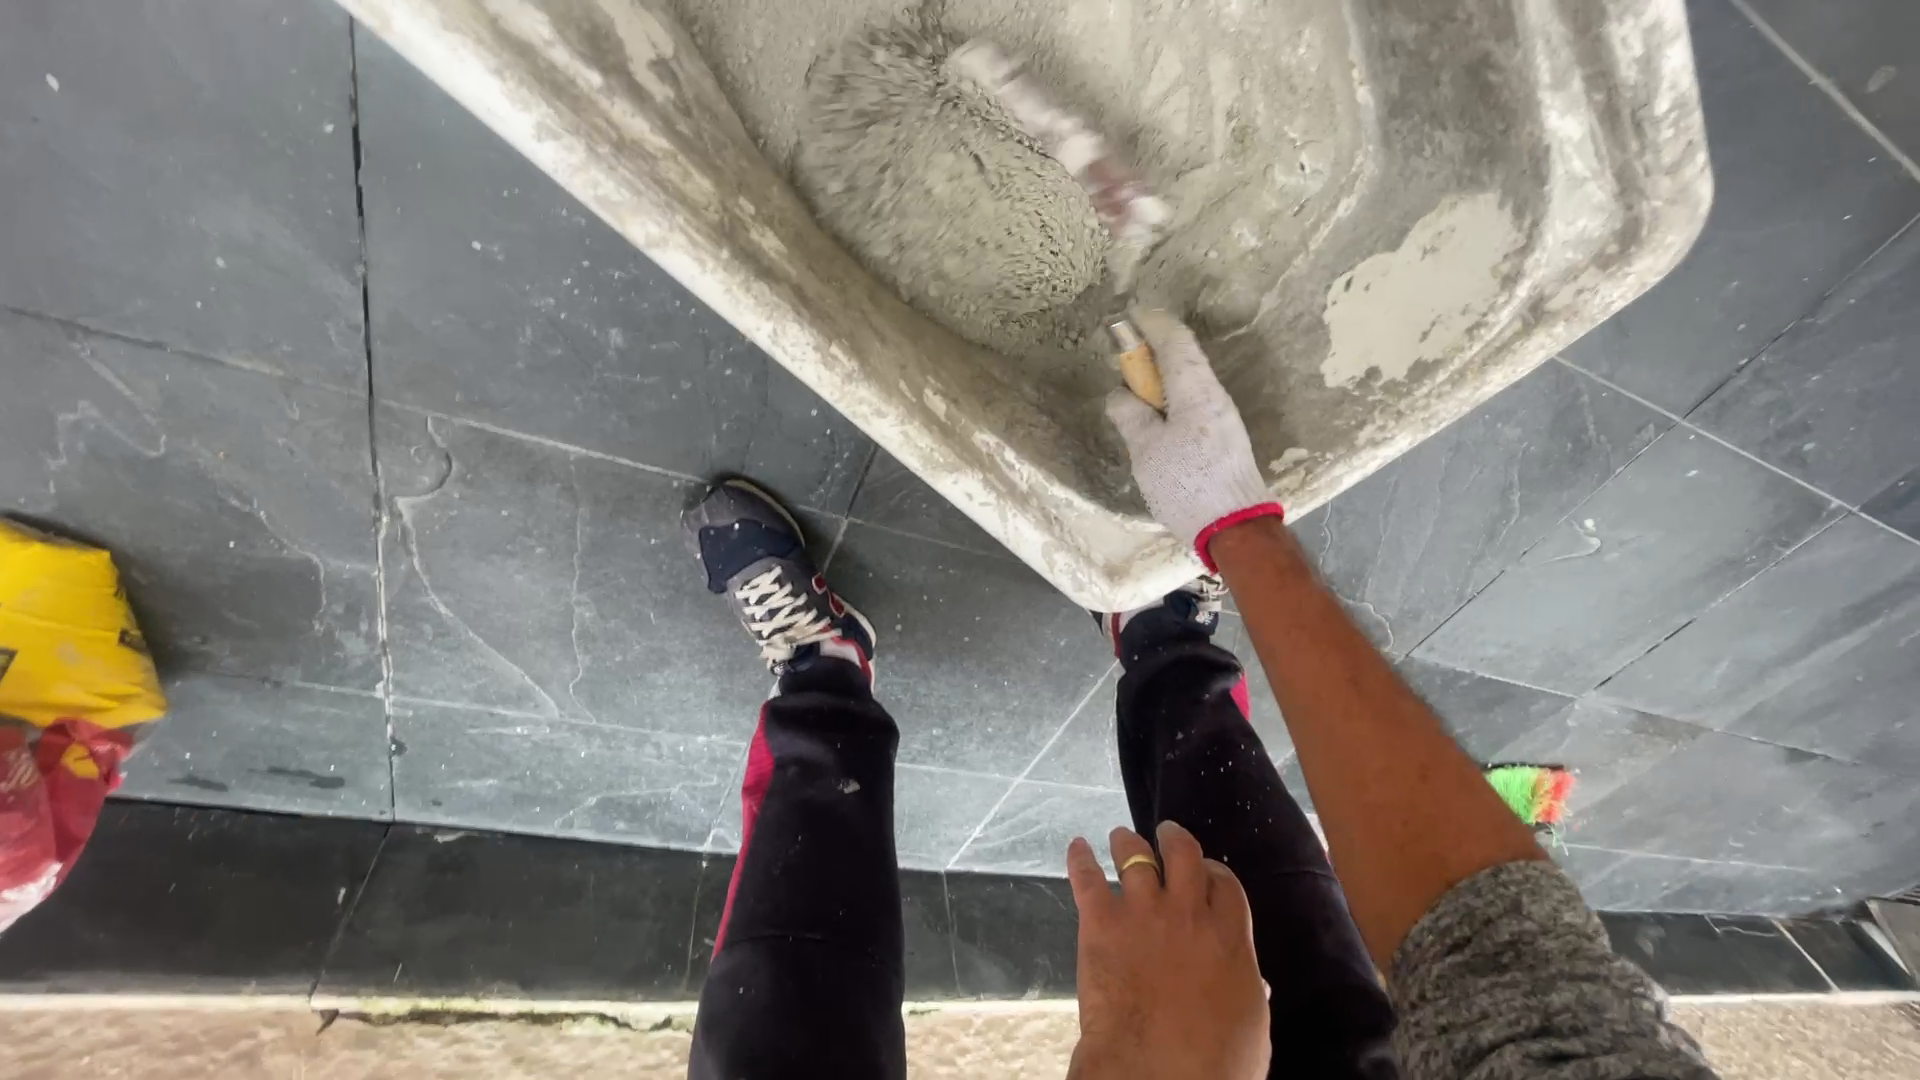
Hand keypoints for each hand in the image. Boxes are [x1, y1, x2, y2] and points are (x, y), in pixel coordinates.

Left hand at [1066, 822, 1269, 1079]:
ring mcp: (1142, 913)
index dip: (1212, 871)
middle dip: (1173, 837)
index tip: (1203, 872)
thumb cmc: (1215, 1064)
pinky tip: (1077, 846)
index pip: (1224, 881)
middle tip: (1165, 832)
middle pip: (1182, 852)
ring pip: (1133, 854)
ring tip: (1120, 836)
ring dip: (1126, 841)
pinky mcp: (1101, 923)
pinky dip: (1080, 858)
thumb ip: (1245, 987)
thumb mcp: (1250, 1026)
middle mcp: (1186, 912)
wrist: (1158, 1074)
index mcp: (1228, 936)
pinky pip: (1087, 878)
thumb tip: (1250, 978)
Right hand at [1105, 310, 1282, 568]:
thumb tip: (1120, 395)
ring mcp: (1223, 419)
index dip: (1151, 324)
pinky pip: (1192, 405)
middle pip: (1183, 359)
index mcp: (1196, 390)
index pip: (1176, 340)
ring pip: (1188, 384)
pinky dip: (1169, 402)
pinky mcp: (1223, 440)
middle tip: (1121, 362)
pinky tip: (1154, 421)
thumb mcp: (1146, 450)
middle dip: (1151, 353)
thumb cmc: (1187, 484)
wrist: (1234, 528)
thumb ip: (1130, 415)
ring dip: (1159, 381)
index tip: (1129, 318)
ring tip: (1132, 396)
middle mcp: (1215, 396)